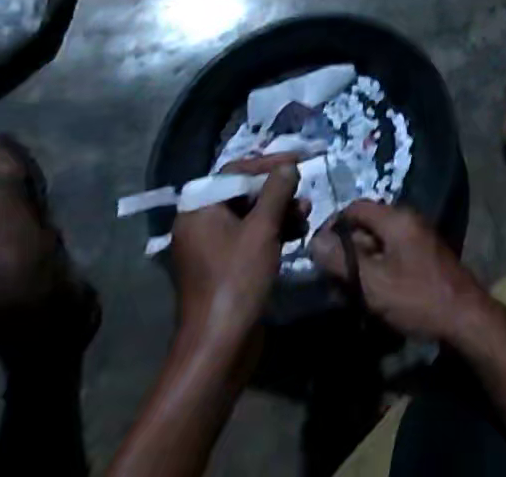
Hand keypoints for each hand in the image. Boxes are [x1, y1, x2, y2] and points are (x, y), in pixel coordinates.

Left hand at [168, 154, 302, 348]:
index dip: (269, 164)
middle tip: (304, 195)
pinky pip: (249, 237)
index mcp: (199, 209)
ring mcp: (211, 247)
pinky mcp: (224, 266)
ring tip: (306, 215)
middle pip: (243, 193)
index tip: (299, 161)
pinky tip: (296, 234)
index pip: (235, 171)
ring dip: (279, 212)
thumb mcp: (262, 230)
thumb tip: (288, 166)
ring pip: (250, 216)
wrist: (220, 345)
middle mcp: (200, 223)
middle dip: (277, 192)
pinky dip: (272, 232)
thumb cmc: (238, 280)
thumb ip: (276, 192)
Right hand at [311, 201, 501, 346]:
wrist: (466, 319)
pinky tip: (372, 295)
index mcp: (396, 218)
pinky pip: (393, 255)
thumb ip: (341, 260)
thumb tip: (314, 241)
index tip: (318, 252)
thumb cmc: (417, 297)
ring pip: (379, 243)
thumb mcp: (372, 282)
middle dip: (346, 250)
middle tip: (332, 278)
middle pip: (367, 226)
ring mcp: (419, 238)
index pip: (355, 208)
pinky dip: (379, 270)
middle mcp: (409, 221)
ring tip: (348, 292)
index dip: (333, 226)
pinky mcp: (425, 257)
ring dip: (362, 264)